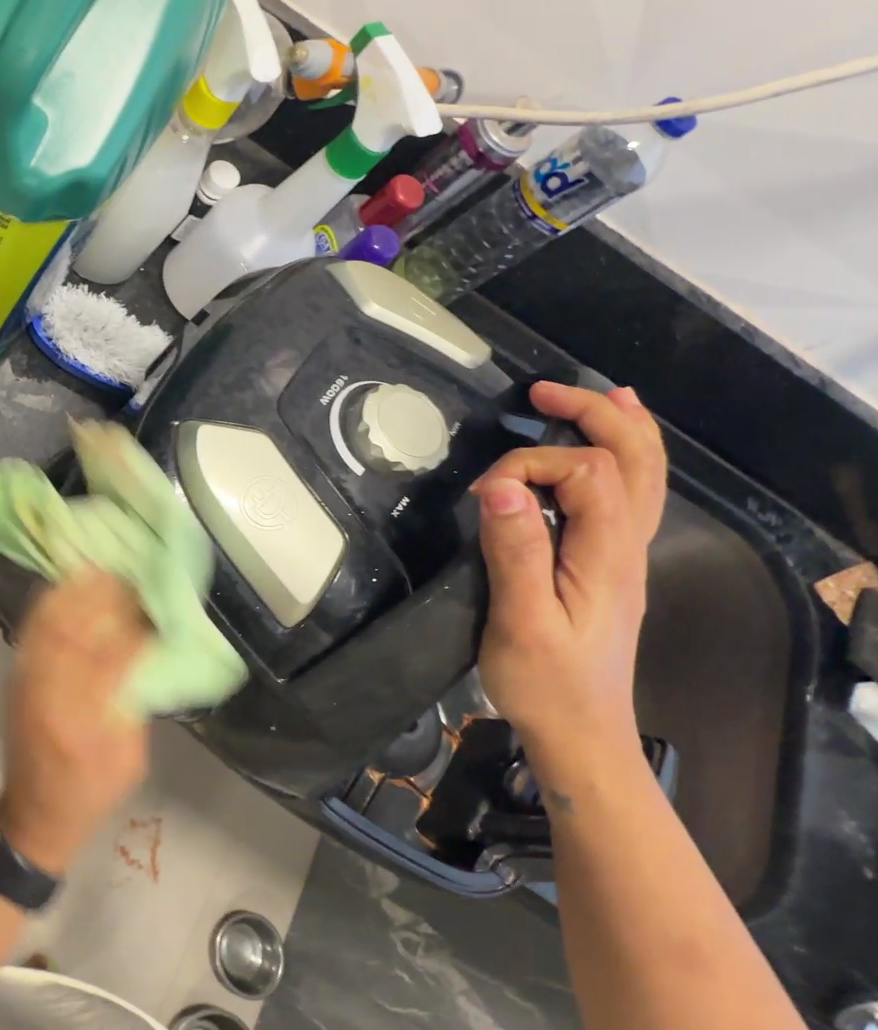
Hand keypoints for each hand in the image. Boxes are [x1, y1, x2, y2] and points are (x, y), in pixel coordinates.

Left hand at [0, 569, 151, 873]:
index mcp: (82, 723)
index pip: (110, 662)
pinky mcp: (15, 678)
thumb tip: (147, 656)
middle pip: (73, 632)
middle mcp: (47, 696)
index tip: (155, 610)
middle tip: (129, 579)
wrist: (32, 811)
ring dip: (73, 595)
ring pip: (47, 626)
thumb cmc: (89, 792)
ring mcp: (25, 683)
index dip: (133, 632)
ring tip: (100, 572)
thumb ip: (135, 707)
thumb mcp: (129, 761)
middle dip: (101, 600)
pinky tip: (66, 588)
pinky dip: (48, 606)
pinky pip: (30, 632)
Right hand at [472, 382, 667, 763]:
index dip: (529, 465)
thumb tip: (499, 487)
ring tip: (597, 397)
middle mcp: (626, 546)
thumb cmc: (545, 681)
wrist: (580, 732)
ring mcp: (622, 557)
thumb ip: (515, 550)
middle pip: (634, 461)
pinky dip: (620, 461)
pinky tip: (600, 456)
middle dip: (596, 417)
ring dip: (619, 430)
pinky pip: (628, 498)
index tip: (480, 495)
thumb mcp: (521, 619)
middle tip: (544, 391)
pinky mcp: (606, 569)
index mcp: (606, 554)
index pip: (584, 474)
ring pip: (642, 477)